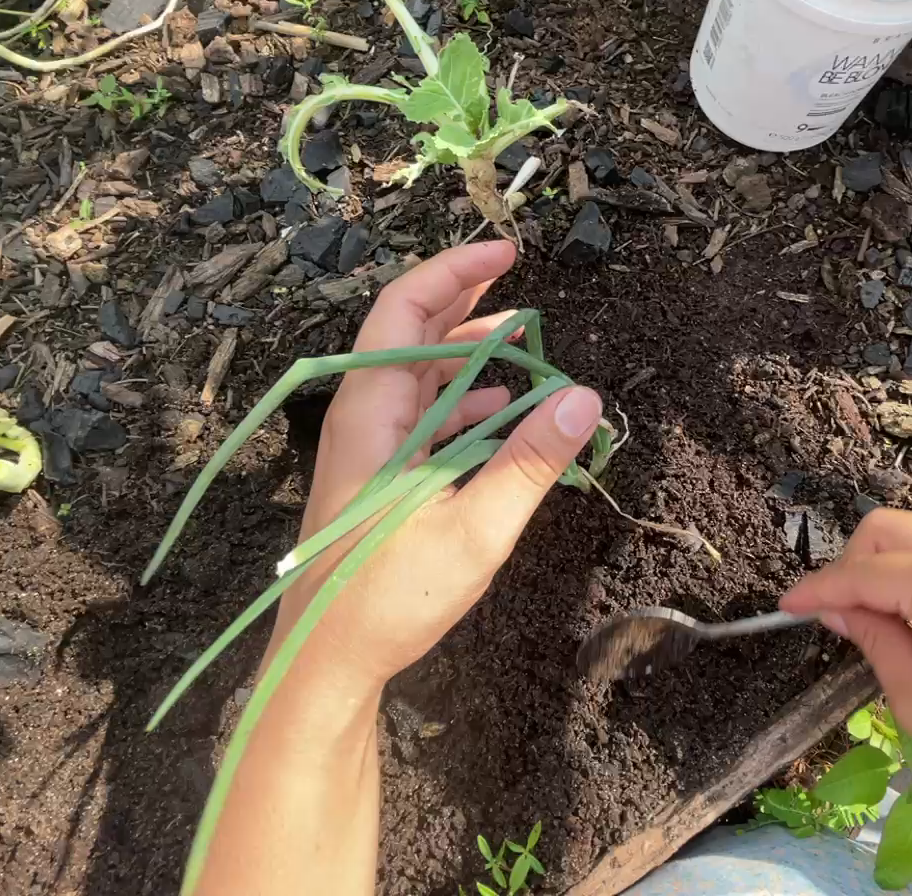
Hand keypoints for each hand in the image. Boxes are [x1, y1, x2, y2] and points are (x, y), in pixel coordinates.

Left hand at [272, 240, 601, 694]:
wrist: (326, 662)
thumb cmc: (388, 597)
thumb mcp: (474, 530)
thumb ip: (529, 462)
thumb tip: (585, 399)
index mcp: (373, 412)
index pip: (403, 310)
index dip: (452, 271)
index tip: (505, 251)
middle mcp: (366, 415)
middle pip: (412, 332)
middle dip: (463, 297)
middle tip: (516, 274)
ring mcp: (372, 444)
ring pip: (423, 374)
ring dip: (470, 350)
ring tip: (522, 334)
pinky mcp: (383, 472)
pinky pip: (427, 415)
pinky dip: (467, 400)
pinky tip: (504, 408)